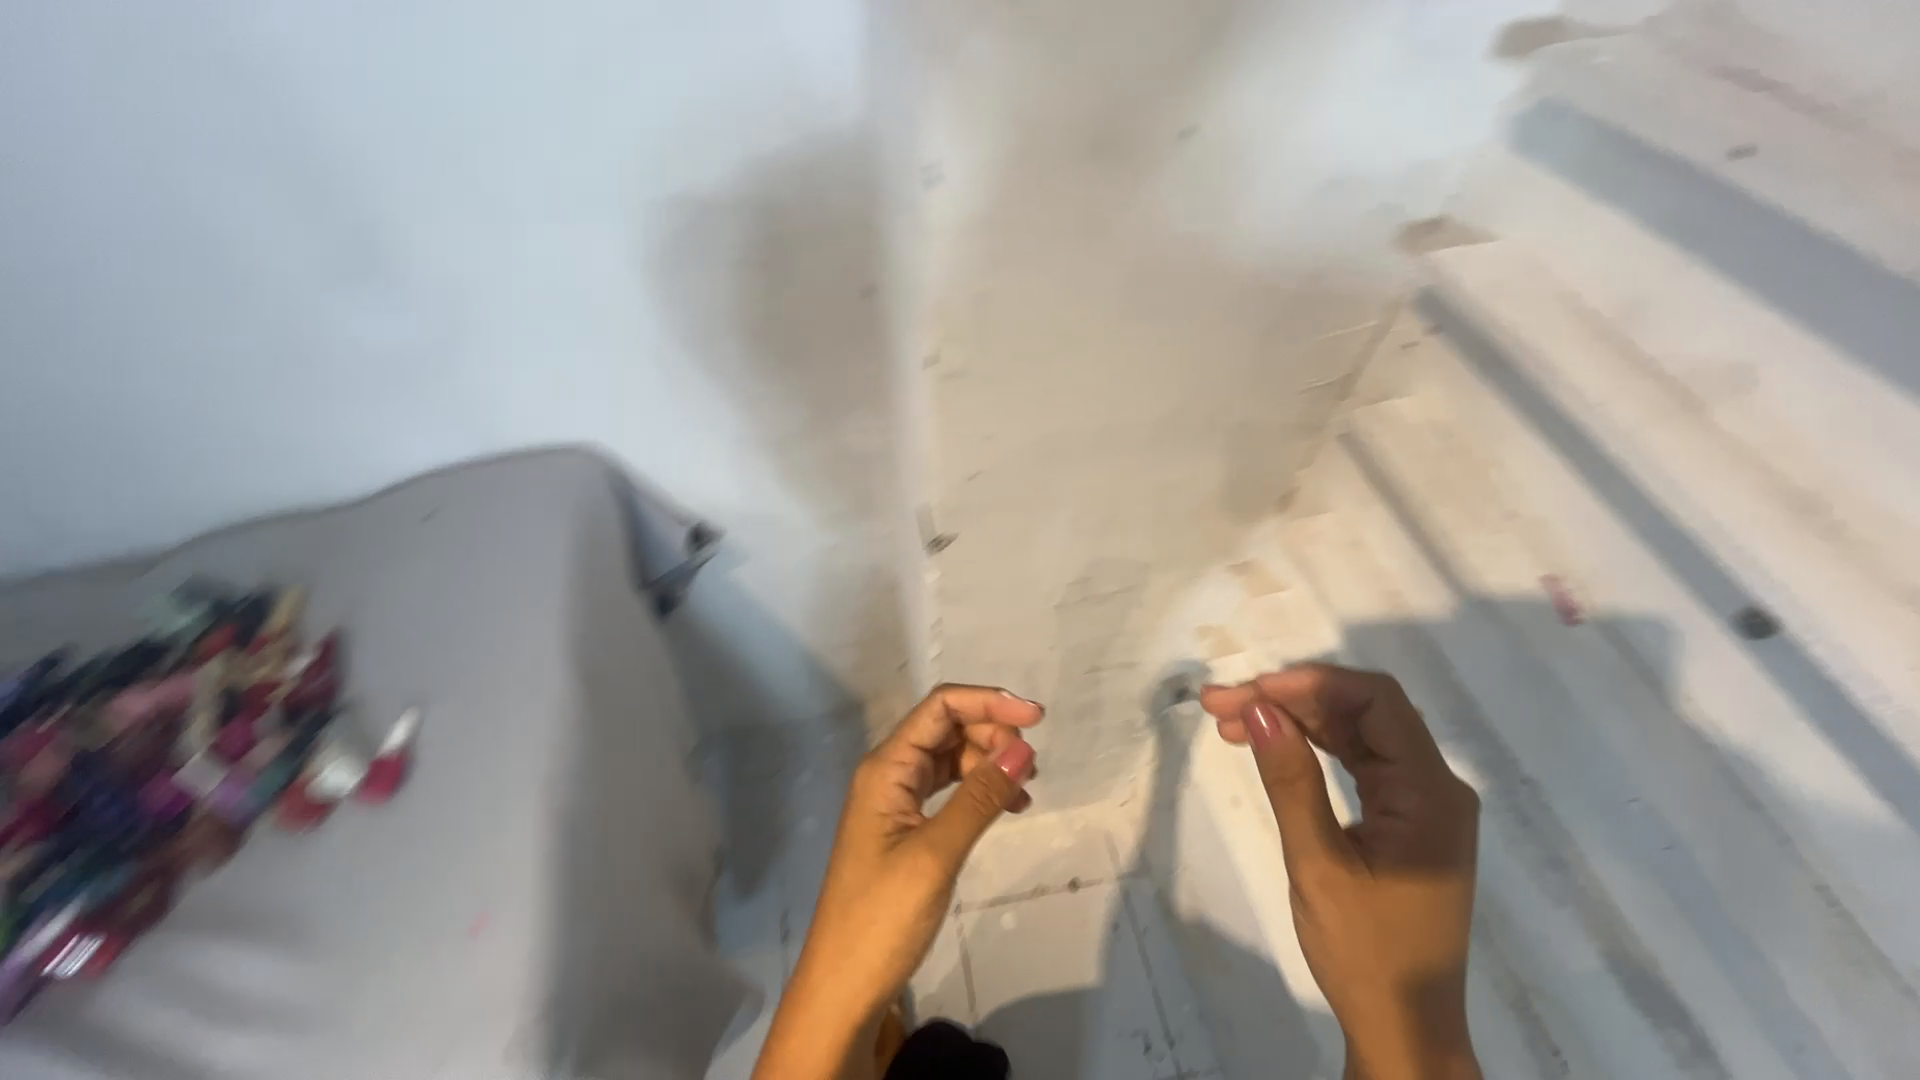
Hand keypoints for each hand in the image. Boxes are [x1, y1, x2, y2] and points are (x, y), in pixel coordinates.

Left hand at [753, 684, 1041, 1079]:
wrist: (844, 987)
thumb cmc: (882, 918)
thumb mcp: (936, 854)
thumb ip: (980, 797)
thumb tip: (1024, 748)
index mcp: (886, 768)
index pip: (940, 707)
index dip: (988, 702)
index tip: (1037, 719)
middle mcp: (889, 774)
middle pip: (946, 728)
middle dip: (992, 733)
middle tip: (1032, 766)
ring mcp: (896, 802)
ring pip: (950, 759)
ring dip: (989, 763)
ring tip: (1026, 789)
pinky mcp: (905, 829)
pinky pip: (948, 791)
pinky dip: (979, 791)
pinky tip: (1007, 807)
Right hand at [1202, 664, 1481, 1079]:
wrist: (1402, 1025)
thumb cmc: (1363, 950)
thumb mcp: (1317, 863)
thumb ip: (1290, 780)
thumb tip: (1256, 709)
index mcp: (1431, 793)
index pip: (1376, 702)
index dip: (1310, 683)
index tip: (1248, 692)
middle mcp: (1436, 786)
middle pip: (1364, 712)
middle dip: (1290, 698)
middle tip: (1219, 706)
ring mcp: (1421, 803)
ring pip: (1356, 734)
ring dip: (1294, 720)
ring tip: (1228, 721)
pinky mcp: (1404, 820)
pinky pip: (1358, 763)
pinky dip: (1311, 748)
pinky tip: (1269, 746)